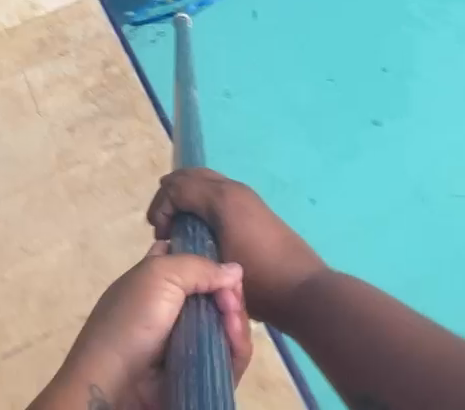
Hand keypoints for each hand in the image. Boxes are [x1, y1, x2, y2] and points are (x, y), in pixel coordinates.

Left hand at [34, 243, 251, 409]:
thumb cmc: (131, 320)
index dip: (211, 262)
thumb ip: (198, 266)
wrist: (114, 384)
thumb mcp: (158, 274)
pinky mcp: (200, 370)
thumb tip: (235, 270)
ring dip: (237, 322)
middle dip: (230, 294)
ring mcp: (189, 340)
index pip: (191, 262)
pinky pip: (228, 357)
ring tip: (233, 324)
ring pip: (226, 325)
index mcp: (159, 278)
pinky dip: (237, 349)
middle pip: (215, 294)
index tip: (226, 268)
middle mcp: (175, 307)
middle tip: (231, 302)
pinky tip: (235, 343)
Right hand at [147, 169, 328, 327]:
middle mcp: (233, 188)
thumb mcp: (215, 267)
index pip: (177, 186)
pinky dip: (200, 199)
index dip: (162, 206)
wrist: (305, 291)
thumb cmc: (259, 282)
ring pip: (205, 180)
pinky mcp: (254, 207)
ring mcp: (246, 196)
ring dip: (186, 196)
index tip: (159, 235)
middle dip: (170, 194)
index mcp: (221, 199)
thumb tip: (175, 239)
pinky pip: (218, 190)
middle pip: (190, 175)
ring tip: (176, 225)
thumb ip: (190, 246)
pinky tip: (199, 227)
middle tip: (161, 223)